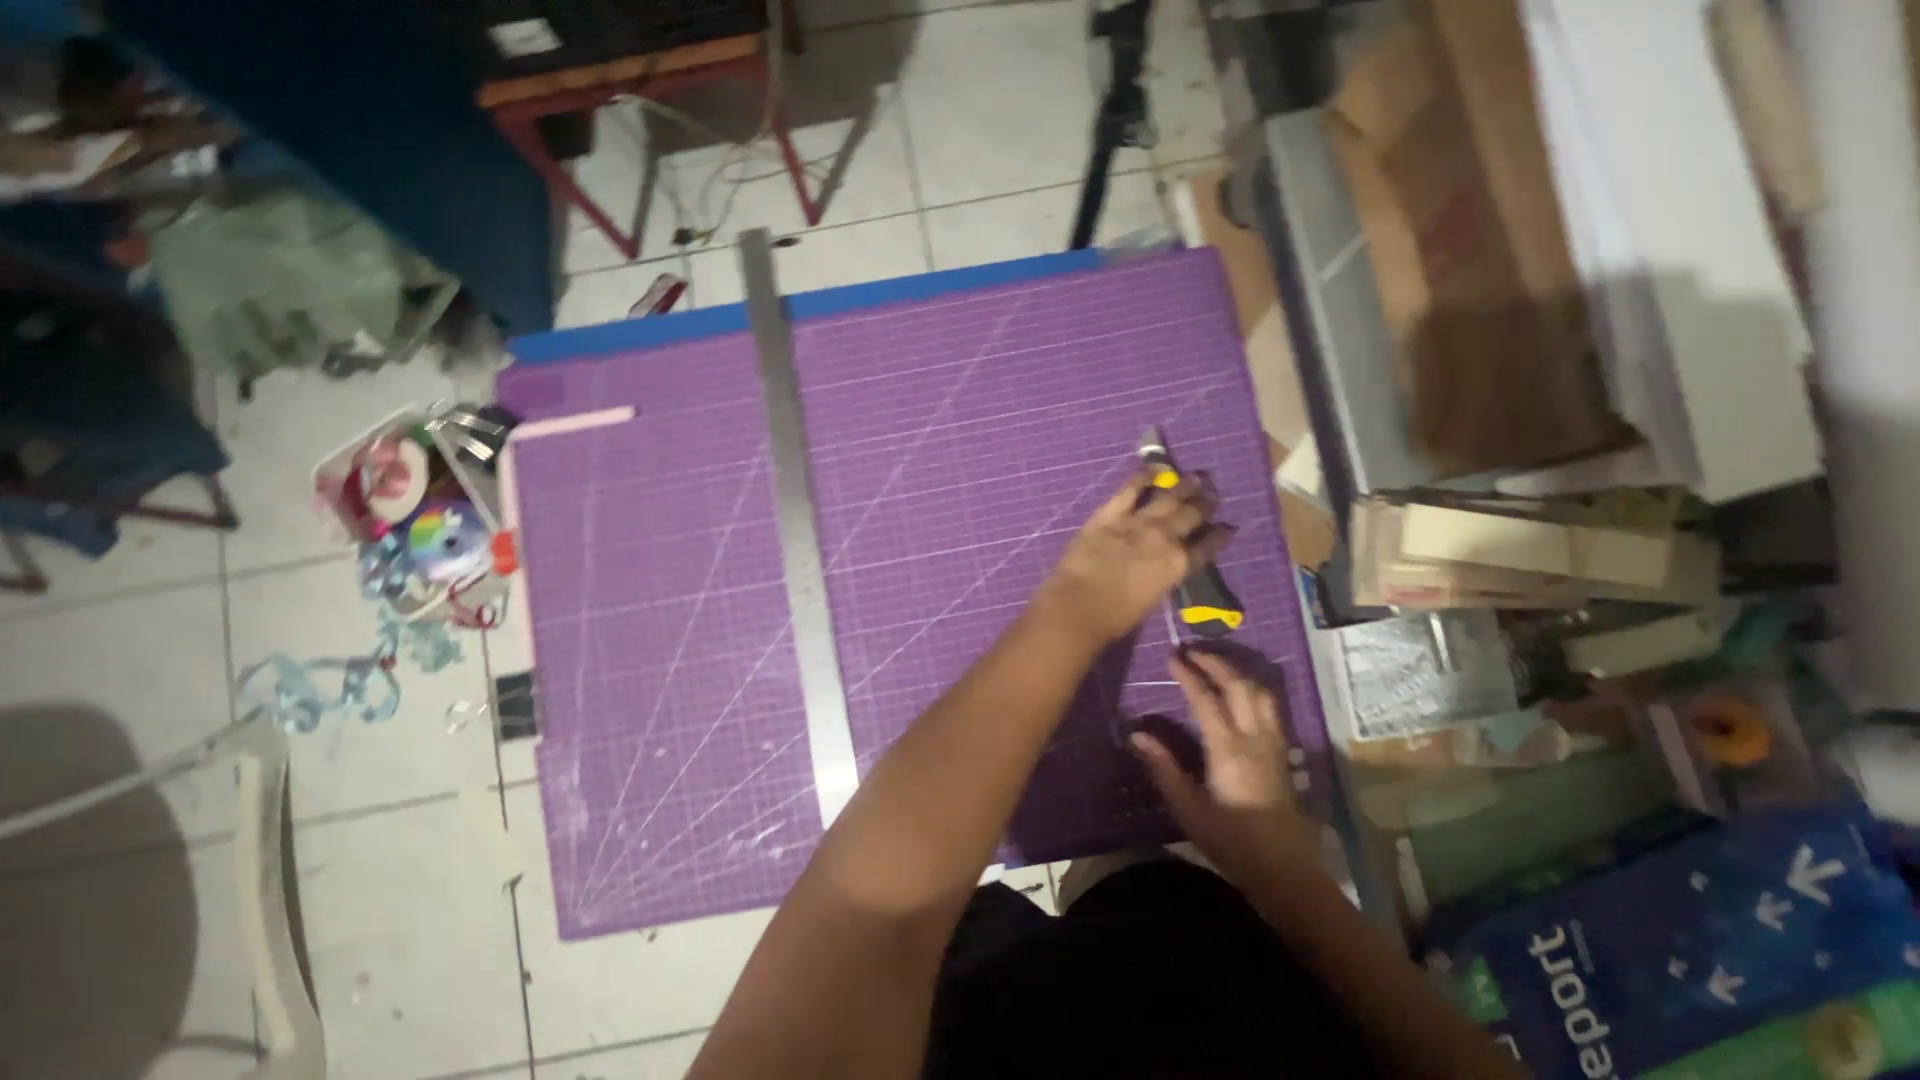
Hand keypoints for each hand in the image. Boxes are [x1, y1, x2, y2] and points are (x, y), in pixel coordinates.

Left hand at [1032, 469, 1232, 647]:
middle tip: (1212, 495)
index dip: (1220, 535)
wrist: (1078, 606)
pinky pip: (1130, 489)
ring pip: (1169, 497)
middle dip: (1206, 504)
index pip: (1208, 546)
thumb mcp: (1152, 600)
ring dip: (1185, 486)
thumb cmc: (1115, 618)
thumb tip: (1165, 566)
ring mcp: (1138, 522)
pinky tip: (1154, 468)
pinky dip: (1143, 476)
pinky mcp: (1110, 514)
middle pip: (1192, 515)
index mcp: (1178, 566)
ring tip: (1197, 477)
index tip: (1227, 527)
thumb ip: (1163, 577)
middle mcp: (1165, 538)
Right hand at [1131, 650, 1317, 881]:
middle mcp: (1255, 738)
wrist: (1284, 867)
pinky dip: (1254, 689)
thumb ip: (1163, 768)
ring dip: (1238, 673)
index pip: (1206, 699)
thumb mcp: (1188, 809)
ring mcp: (1274, 743)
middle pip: (1240, 686)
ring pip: (1261, 693)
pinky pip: (1271, 707)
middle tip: (1193, 652)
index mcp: (1228, 749)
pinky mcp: (1283, 753)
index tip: (1172, 657)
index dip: (1189, 675)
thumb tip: (1137, 734)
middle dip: (1216, 663)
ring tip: (1217, 667)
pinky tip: (1243, 694)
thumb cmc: (1231, 841)